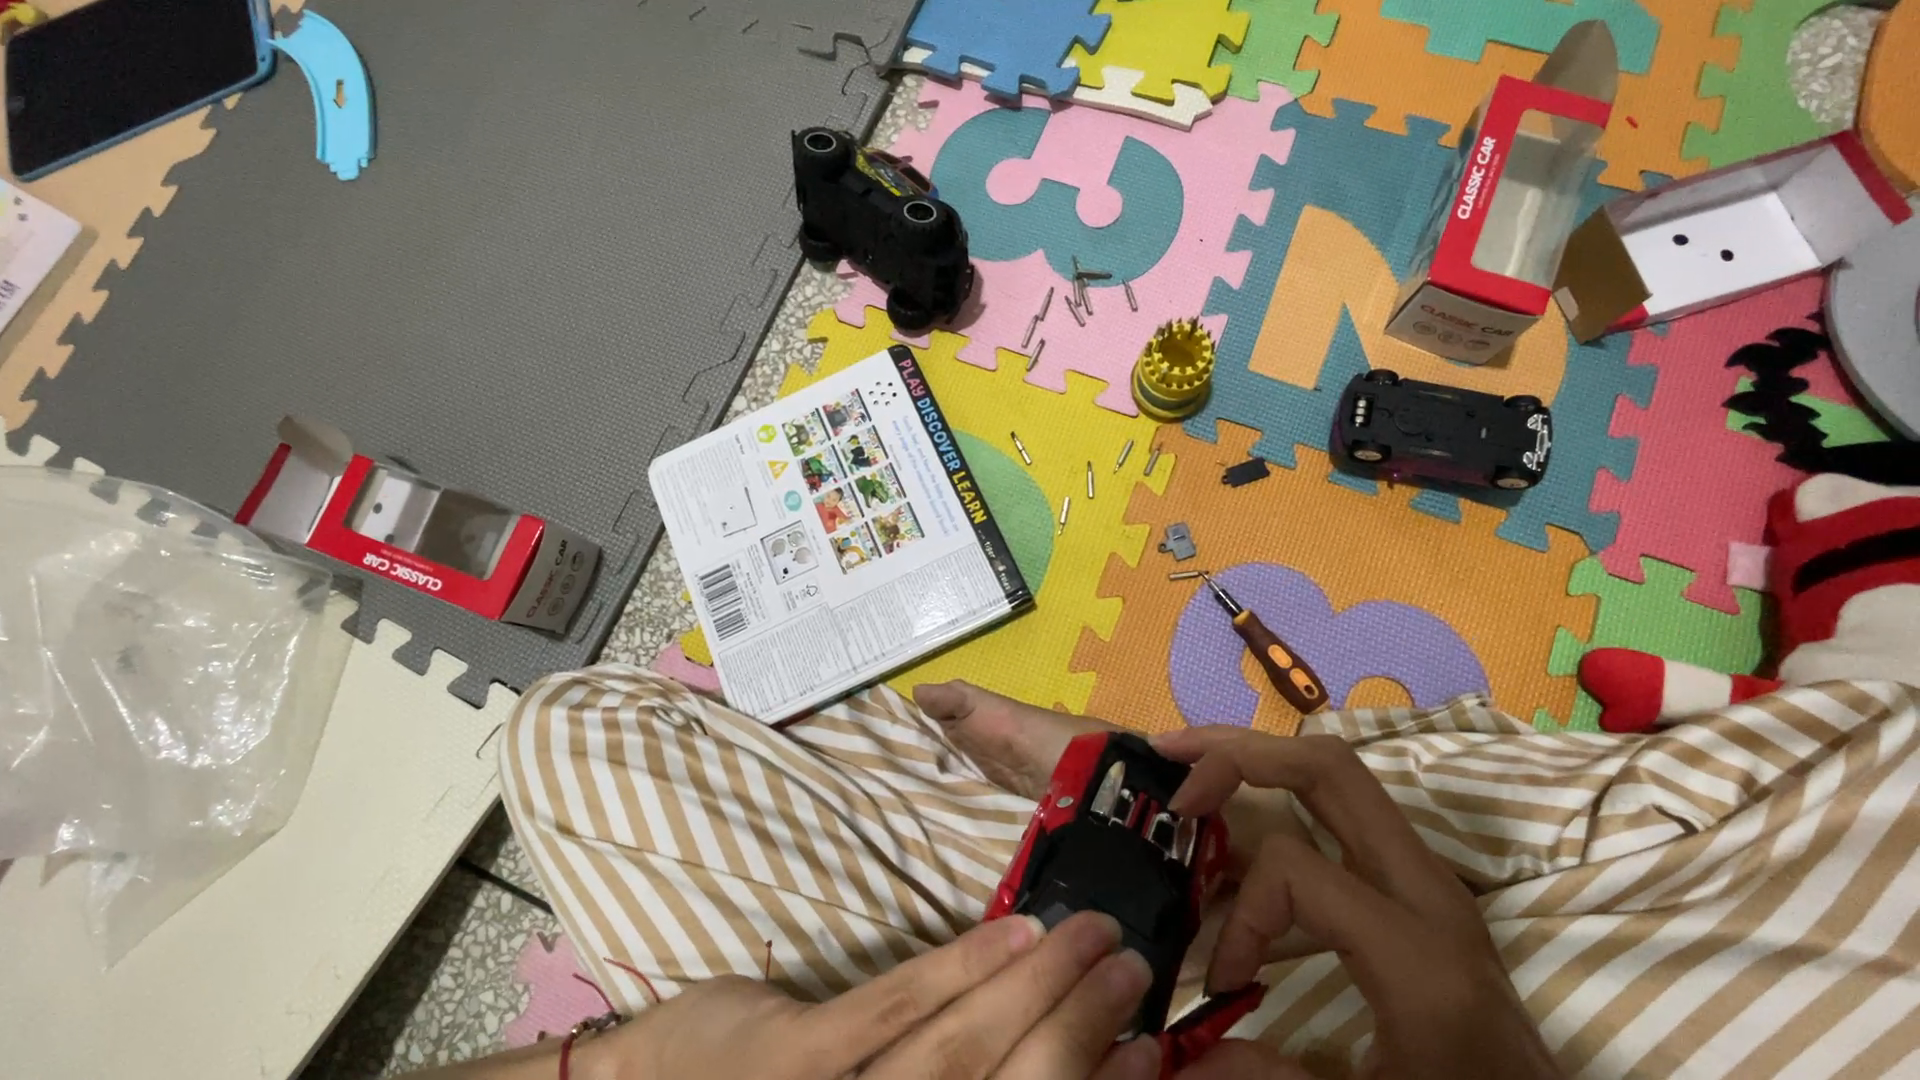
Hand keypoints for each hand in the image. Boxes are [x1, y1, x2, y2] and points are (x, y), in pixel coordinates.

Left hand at [573, 911, 1164, 1079]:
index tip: (1148, 1036)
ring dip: (1037, 987)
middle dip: (1080, 1024)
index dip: (1093, 1079)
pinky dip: (962, 971)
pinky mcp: (794, 1061)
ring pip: (958, 1050)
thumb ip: (960, 1074)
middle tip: (1130, 961)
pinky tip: (1013, 934)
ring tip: (1090, 934)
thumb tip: (1062, 1043)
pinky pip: (892, 1008)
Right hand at [1152, 728, 1561, 1079]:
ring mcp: (1424, 875)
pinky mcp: (1416, 881)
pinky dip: (1281, 789)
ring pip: (1336, 773)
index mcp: (1416, 948)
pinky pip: (1342, 808)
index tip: (1222, 980)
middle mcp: (1426, 888)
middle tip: (1169, 757)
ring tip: (1191, 762)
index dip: (1240, 913)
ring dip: (1258, 758)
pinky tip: (1238, 806)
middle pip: (1328, 768)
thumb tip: (1183, 1064)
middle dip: (1237, 752)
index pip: (1295, 867)